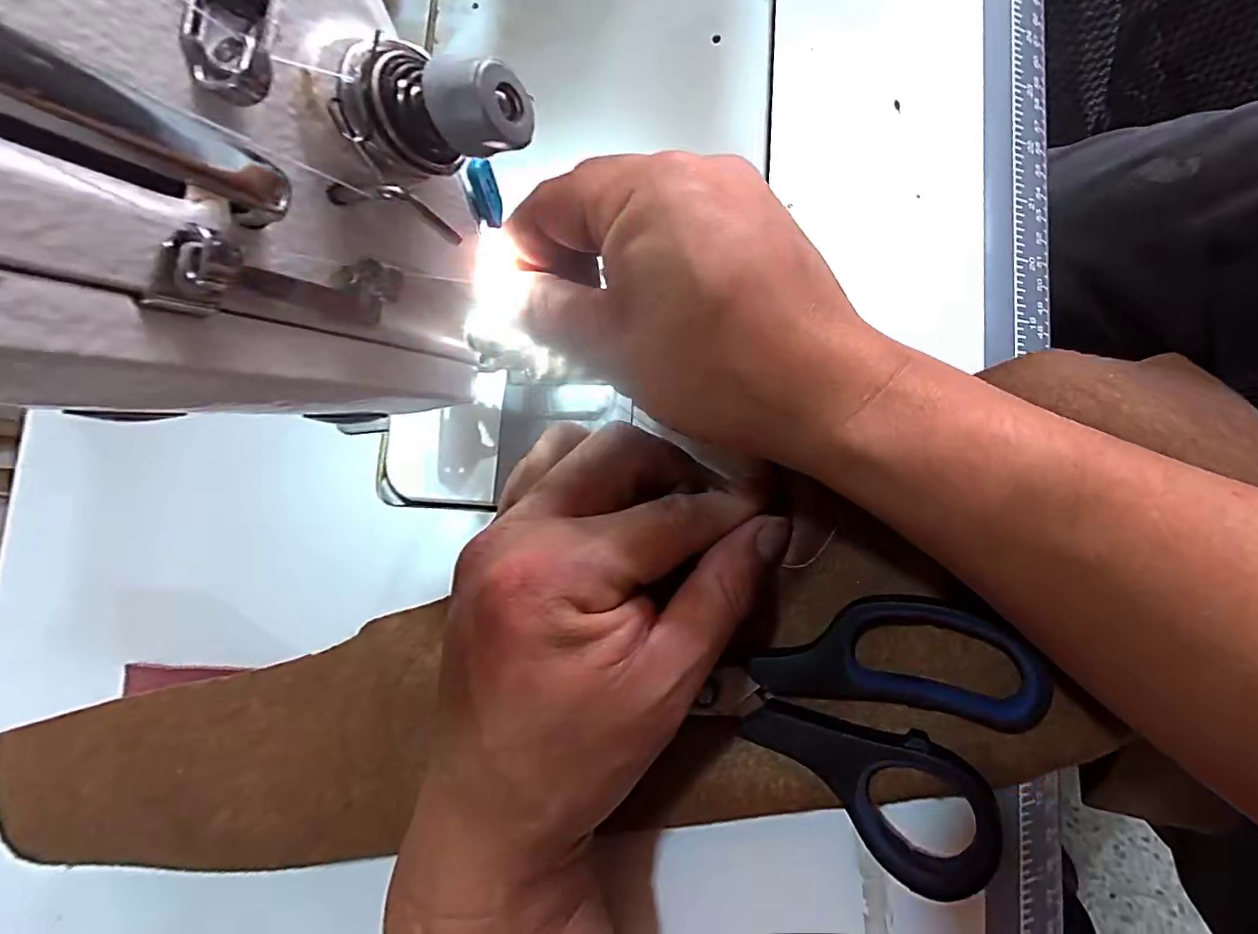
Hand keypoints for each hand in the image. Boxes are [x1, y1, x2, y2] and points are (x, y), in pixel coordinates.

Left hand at [386, 422, 789, 933]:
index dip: (729, 508)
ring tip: (665, 512)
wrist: (488, 810)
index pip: (668, 513)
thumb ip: (723, 591)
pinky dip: (587, 477)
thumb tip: (772, 525)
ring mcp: (491, 532)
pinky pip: (541, 474)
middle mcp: (515, 531)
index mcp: (557, 568)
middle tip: (715, 517)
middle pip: (619, 452)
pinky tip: (614, 517)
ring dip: (632, 467)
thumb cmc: (582, 756)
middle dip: (680, 474)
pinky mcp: (486, 544)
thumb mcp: (669, 680)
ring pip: (576, 447)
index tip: (771, 506)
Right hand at [505, 152, 910, 460]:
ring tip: (628, 314)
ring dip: (625, 254)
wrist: (826, 388)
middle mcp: (697, 168)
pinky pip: (699, 221)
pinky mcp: (770, 217)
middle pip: (604, 199)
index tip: (523, 299)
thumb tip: (522, 289)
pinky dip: (673, 253)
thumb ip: (545, 306)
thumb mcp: (609, 343)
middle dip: (575, 252)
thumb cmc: (716, 369)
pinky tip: (681, 304)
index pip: (552, 202)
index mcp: (646, 186)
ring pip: (654, 210)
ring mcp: (741, 189)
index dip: (523, 252)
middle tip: (571, 314)